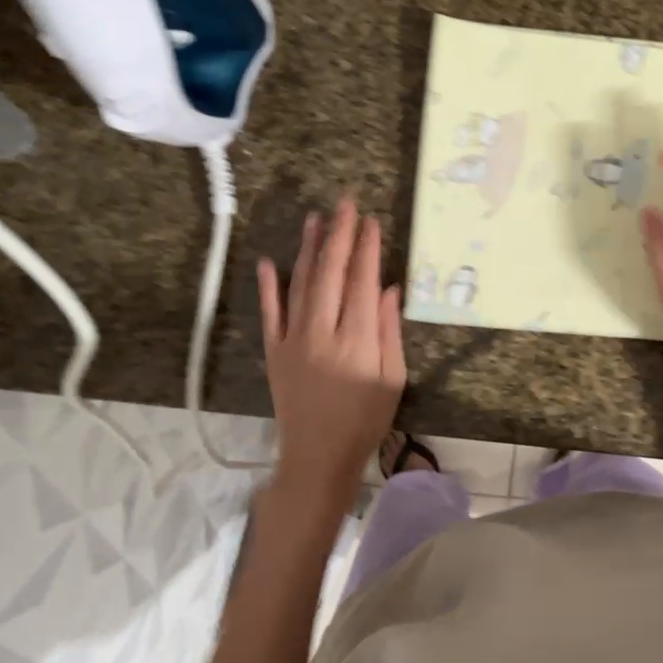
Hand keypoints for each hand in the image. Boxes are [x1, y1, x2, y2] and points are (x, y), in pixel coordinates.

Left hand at [258, 198, 405, 502]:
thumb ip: (390, 332)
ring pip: (302, 284)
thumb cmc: (365, 421)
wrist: (317, 458)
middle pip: (331, 274)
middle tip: (345, 204)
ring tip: (316, 219)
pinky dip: (269, 285)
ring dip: (309, 249)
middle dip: (339, 235)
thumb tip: (389, 289)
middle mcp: (322, 333)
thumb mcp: (393, 379)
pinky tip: (271, 260)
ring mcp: (293, 340)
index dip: (368, 249)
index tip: (372, 222)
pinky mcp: (274, 352)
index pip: (363, 282)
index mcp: (357, 341)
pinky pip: (270, 313)